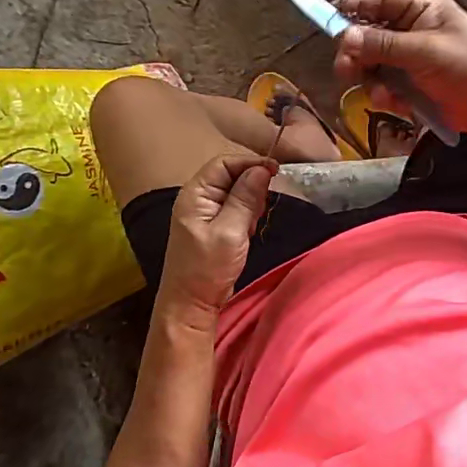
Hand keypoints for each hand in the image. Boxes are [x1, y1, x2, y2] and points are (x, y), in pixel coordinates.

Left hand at [155, 153, 277, 330]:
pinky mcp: (213, 226)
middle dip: (251, 187)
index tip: (276, 170)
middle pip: (231, 175)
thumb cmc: (207, 269)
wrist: (190, 304)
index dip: (250, 163)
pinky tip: (247, 232)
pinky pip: (235, 209)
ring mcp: (204, 213)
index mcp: (195, 194)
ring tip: (250, 225)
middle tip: (261, 209)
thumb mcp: (231, 232)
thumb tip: (262, 170)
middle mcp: (197, 198)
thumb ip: (246, 198)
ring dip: (250, 204)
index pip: (224, 163)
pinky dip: (246, 216)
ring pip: (236, 193)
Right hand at [332, 0, 466, 135]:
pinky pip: (384, 87)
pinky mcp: (411, 87)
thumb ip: (383, 45)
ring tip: (377, 92)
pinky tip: (396, 104)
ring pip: (373, 64)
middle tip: (345, 69)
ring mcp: (411, 61)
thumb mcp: (424, 51)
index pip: (380, 2)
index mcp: (423, 11)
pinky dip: (385, 96)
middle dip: (357, 53)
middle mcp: (413, 32)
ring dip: (370, 79)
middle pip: (369, 36)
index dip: (354, 8)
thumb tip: (344, 37)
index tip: (327, 18)